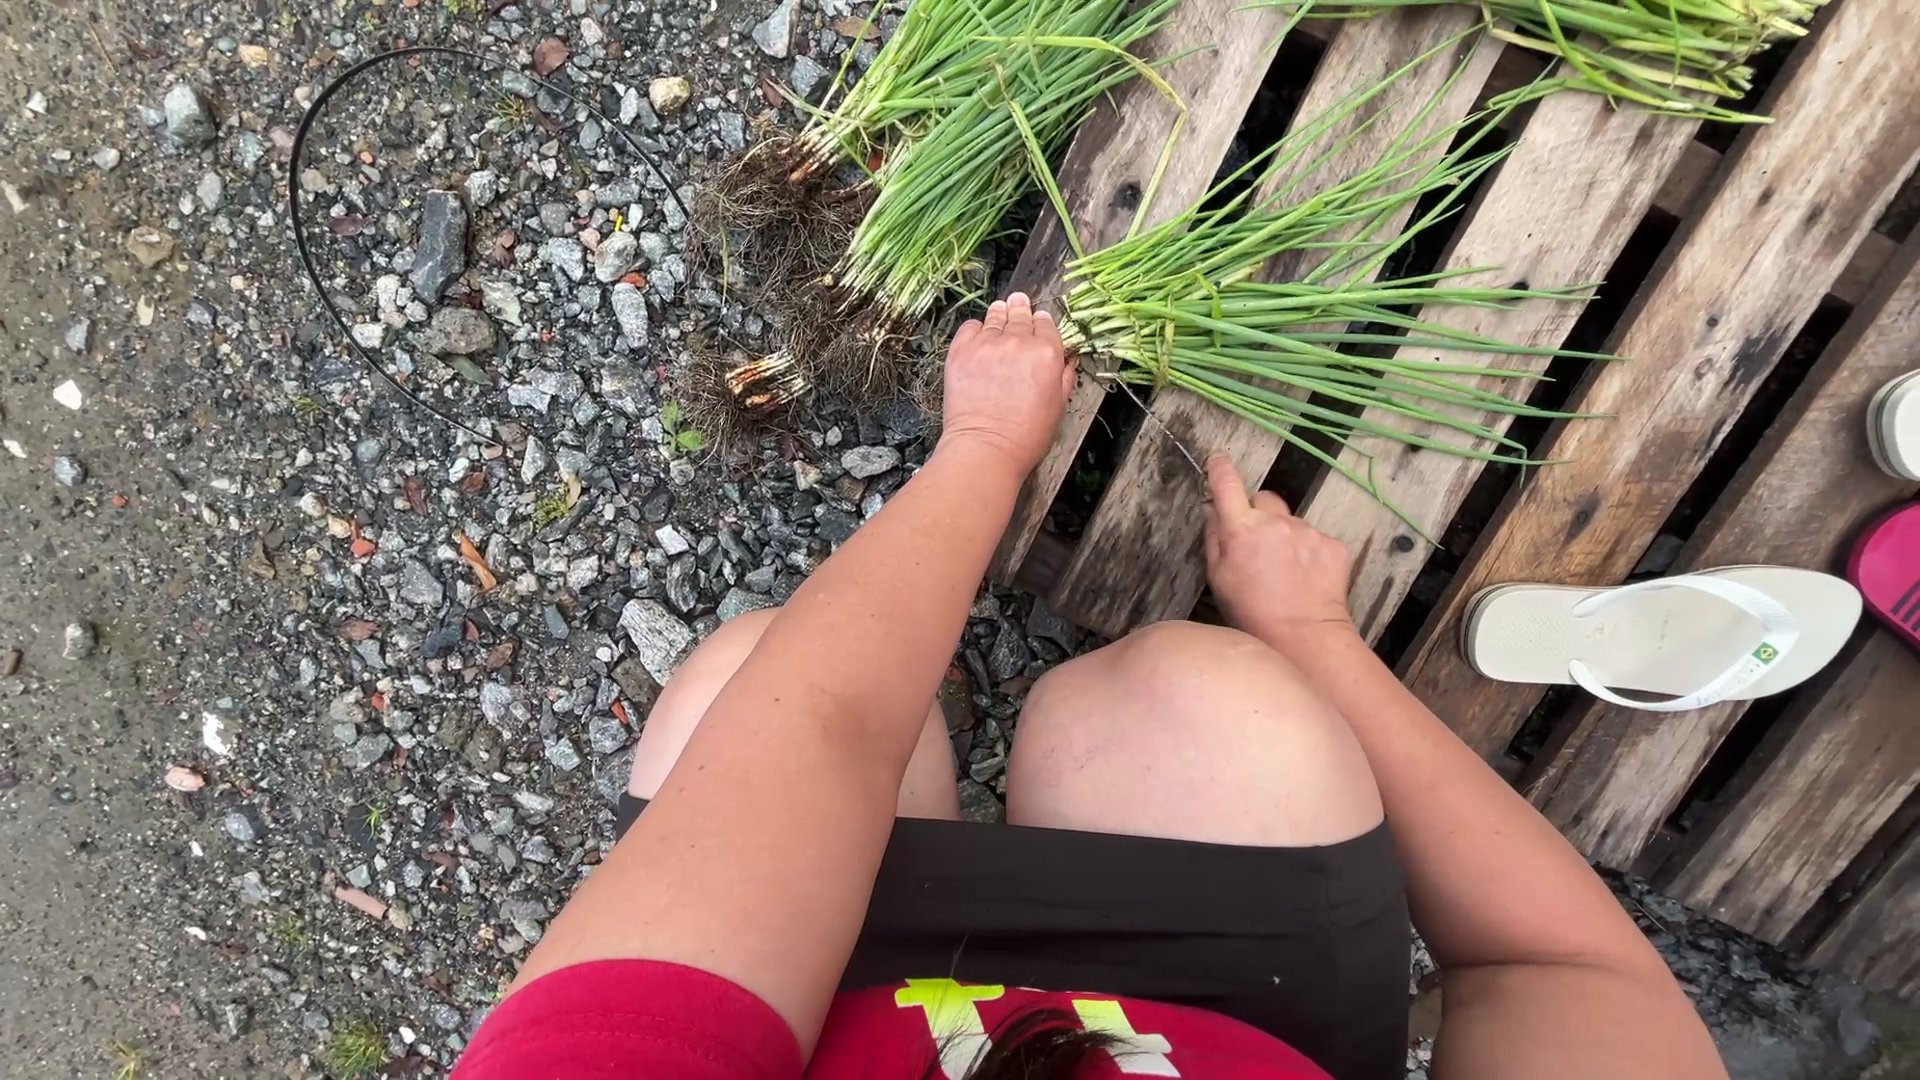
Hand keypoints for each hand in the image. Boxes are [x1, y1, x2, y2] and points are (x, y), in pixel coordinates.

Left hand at [938, 292, 1074, 475]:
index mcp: (1047, 353)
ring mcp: (987, 344)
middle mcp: (1018, 341)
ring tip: (1000, 313)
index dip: (1041, 323)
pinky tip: (978, 335)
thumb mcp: (1058, 407)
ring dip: (999, 314)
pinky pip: (969, 327)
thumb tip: (1067, 360)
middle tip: (1018, 304)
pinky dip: (975, 328)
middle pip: (1020, 314)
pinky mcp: (961, 351)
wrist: (986, 448)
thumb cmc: (1026, 437)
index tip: (1037, 323)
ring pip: (995, 316)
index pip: (1046, 323)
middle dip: (1021, 310)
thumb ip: (1064, 377)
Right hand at [1204, 453, 1357, 647]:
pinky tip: (1304, 577)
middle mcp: (1274, 523)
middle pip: (1264, 499)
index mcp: (1241, 530)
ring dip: (1284, 537)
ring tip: (1284, 571)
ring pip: (1290, 522)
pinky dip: (1308, 552)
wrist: (1302, 635)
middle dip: (1258, 514)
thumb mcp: (1217, 578)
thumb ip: (1214, 538)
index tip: (1218, 458)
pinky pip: (1315, 539)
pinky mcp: (1332, 544)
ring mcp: (1307, 531)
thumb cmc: (1250, 612)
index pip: (1226, 486)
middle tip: (1256, 544)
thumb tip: (1215, 512)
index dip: (1220, 469)